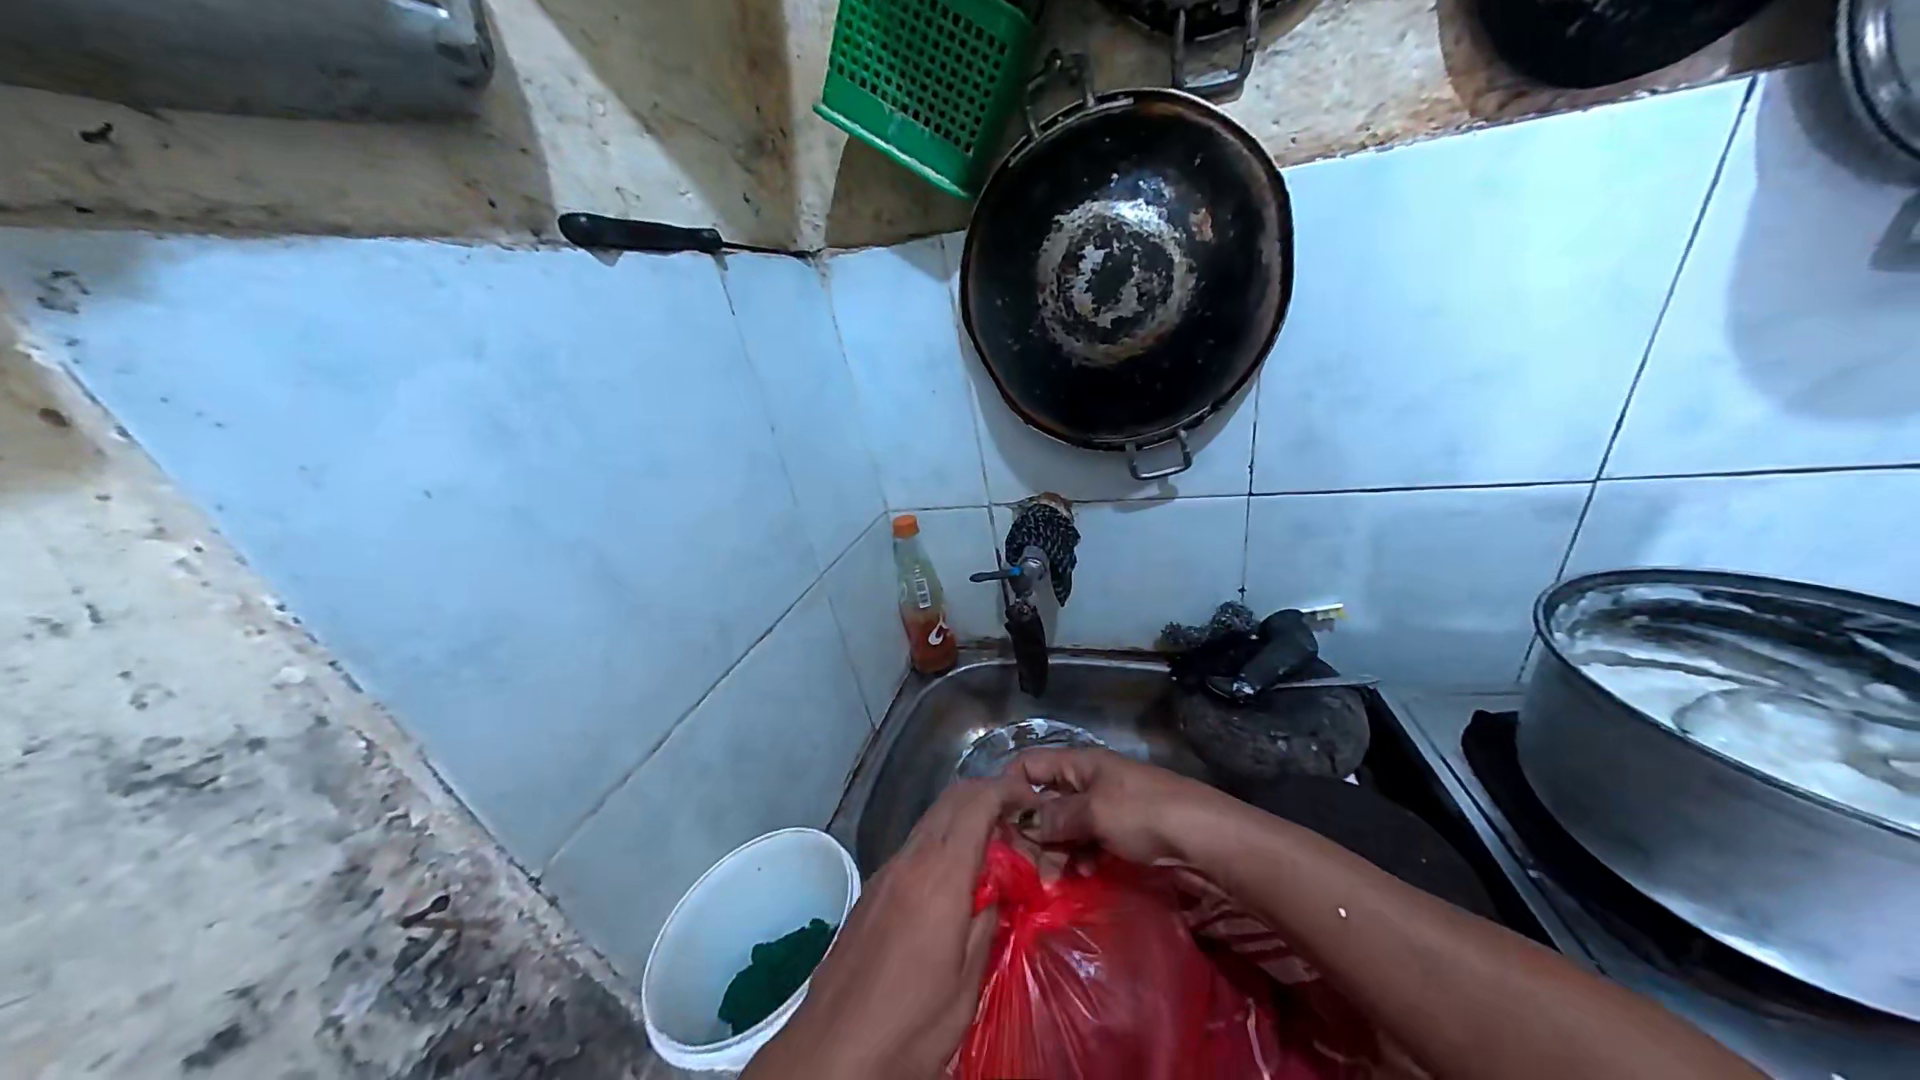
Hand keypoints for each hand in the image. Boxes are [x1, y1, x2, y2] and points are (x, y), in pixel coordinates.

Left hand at [744, 776, 1037, 1079]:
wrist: (830, 1053)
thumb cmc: (910, 1023)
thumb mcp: (967, 981)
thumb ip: (989, 919)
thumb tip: (1002, 884)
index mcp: (938, 874)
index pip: (974, 802)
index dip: (1006, 790)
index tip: (1033, 800)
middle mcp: (909, 859)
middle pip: (951, 800)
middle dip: (989, 798)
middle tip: (1021, 824)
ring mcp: (885, 873)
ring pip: (932, 821)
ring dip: (966, 821)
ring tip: (997, 853)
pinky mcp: (872, 891)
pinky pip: (916, 847)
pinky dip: (944, 844)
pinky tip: (957, 880)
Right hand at [1010, 748, 1231, 864]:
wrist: (1205, 838)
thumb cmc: (1144, 813)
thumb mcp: (1093, 811)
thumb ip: (1055, 817)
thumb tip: (1025, 823)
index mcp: (1080, 764)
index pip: (1031, 763)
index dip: (1012, 786)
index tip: (999, 820)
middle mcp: (1089, 781)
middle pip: (1047, 799)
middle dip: (1035, 828)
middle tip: (1026, 862)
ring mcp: (1107, 808)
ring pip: (1067, 825)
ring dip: (1057, 849)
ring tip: (1054, 877)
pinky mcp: (1122, 834)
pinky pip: (1088, 843)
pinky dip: (1080, 858)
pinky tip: (1080, 876)